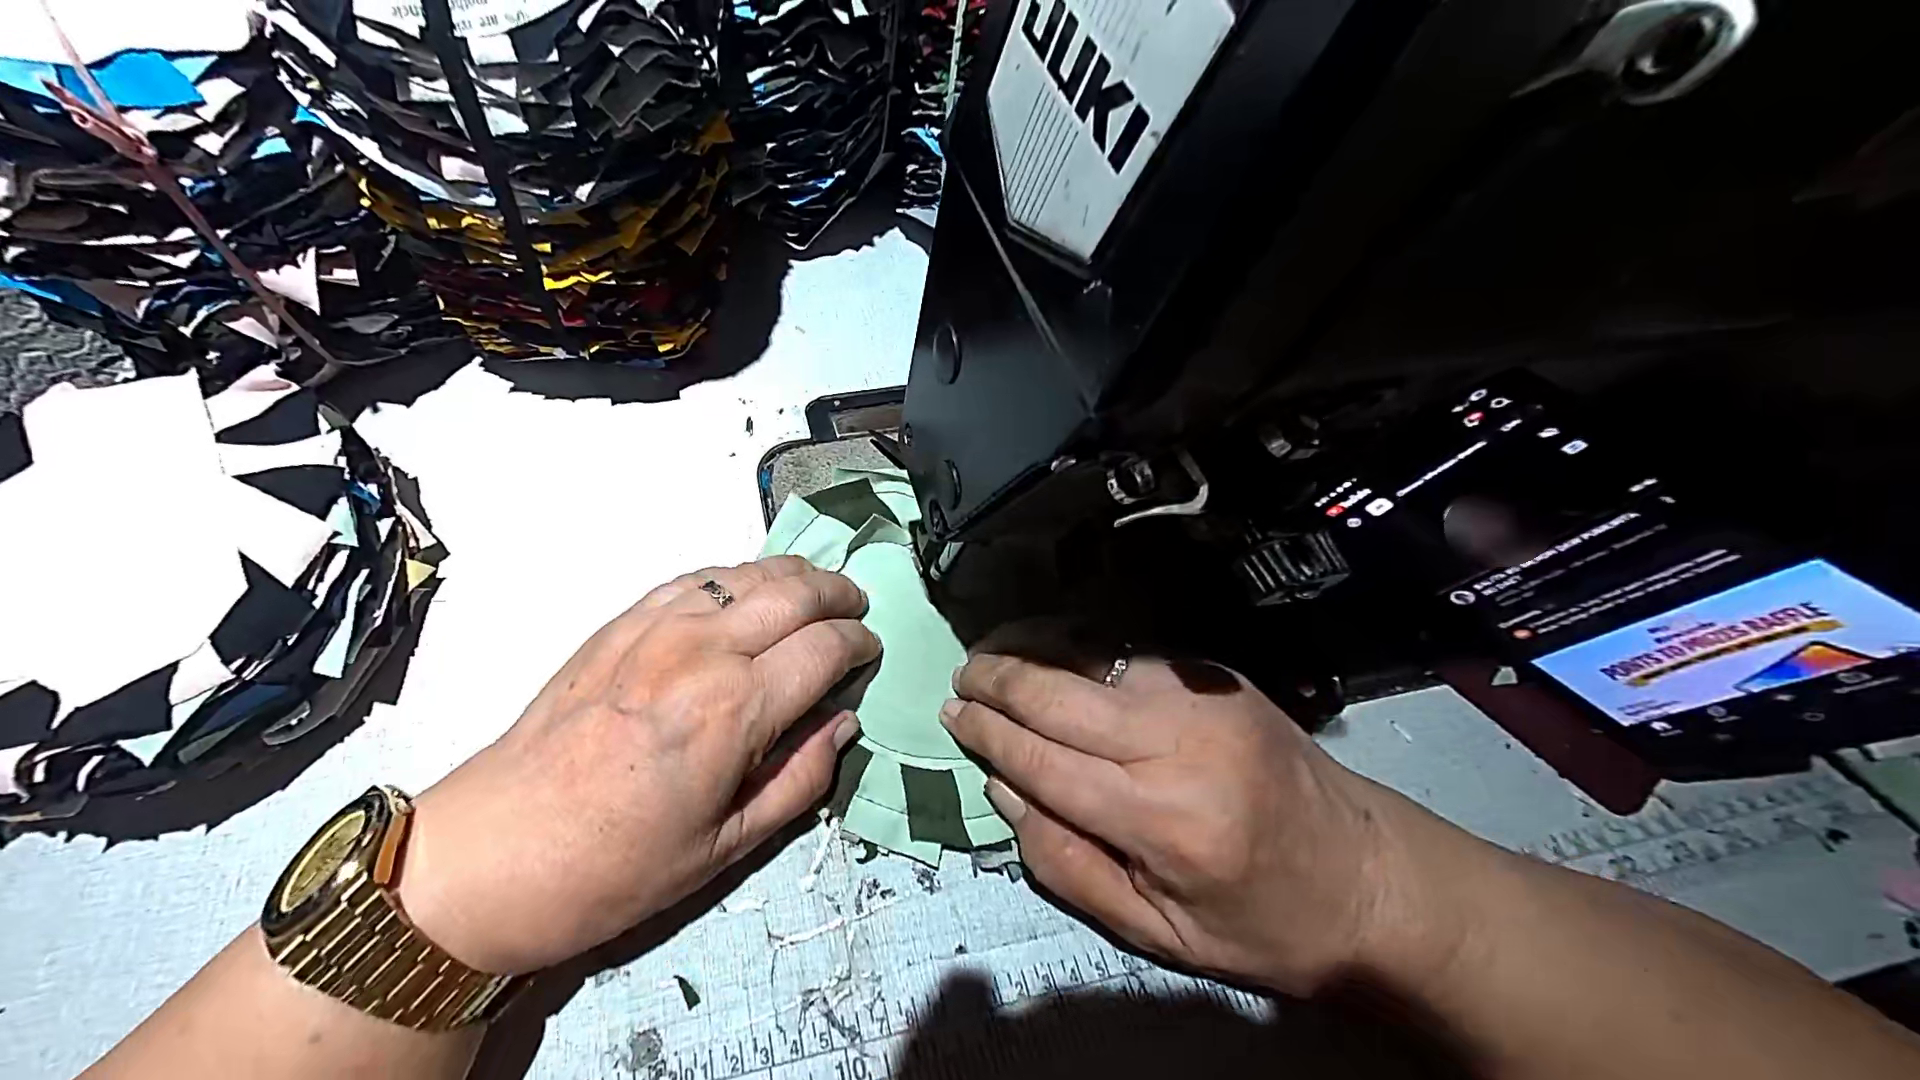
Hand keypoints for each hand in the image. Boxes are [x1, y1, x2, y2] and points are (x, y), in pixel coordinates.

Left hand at [393, 556, 879, 974]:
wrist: (491, 854)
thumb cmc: (617, 865)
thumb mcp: (727, 845)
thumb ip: (801, 776)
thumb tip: (844, 721)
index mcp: (736, 708)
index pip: (826, 648)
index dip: (860, 644)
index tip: (870, 653)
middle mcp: (704, 650)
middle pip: (797, 593)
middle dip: (840, 594)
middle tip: (857, 607)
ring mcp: (658, 626)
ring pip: (749, 573)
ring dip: (796, 575)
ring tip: (816, 589)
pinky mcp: (622, 622)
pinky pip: (697, 578)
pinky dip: (738, 575)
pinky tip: (749, 589)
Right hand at [941, 652, 1483, 995]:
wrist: (1369, 874)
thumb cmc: (1261, 920)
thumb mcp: (1159, 932)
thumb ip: (1067, 864)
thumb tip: (1003, 789)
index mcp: (1164, 821)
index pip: (1046, 763)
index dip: (990, 735)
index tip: (953, 715)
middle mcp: (1179, 744)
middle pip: (1060, 696)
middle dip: (998, 681)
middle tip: (962, 675)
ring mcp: (1201, 697)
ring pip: (1091, 657)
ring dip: (1031, 648)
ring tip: (991, 652)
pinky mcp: (1216, 675)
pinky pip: (1127, 651)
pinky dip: (1076, 645)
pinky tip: (1049, 646)